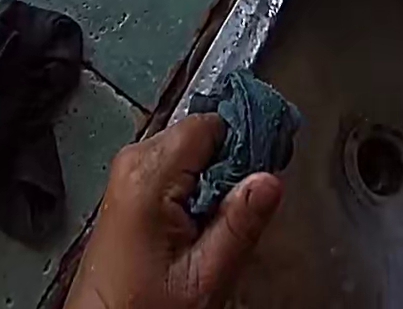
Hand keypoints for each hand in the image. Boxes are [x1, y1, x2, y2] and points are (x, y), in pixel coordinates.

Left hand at [65, 114, 283, 308]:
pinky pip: (176, 164)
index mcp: (149, 172)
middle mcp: (135, 157)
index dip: (242, 141)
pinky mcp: (129, 183)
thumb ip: (238, 225)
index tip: (264, 170)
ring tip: (220, 219)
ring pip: (191, 148)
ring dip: (213, 175)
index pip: (211, 123)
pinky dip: (195, 184)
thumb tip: (272, 178)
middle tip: (241, 208)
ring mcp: (129, 169)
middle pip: (201, 134)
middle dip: (228, 163)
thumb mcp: (202, 279)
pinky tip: (200, 220)